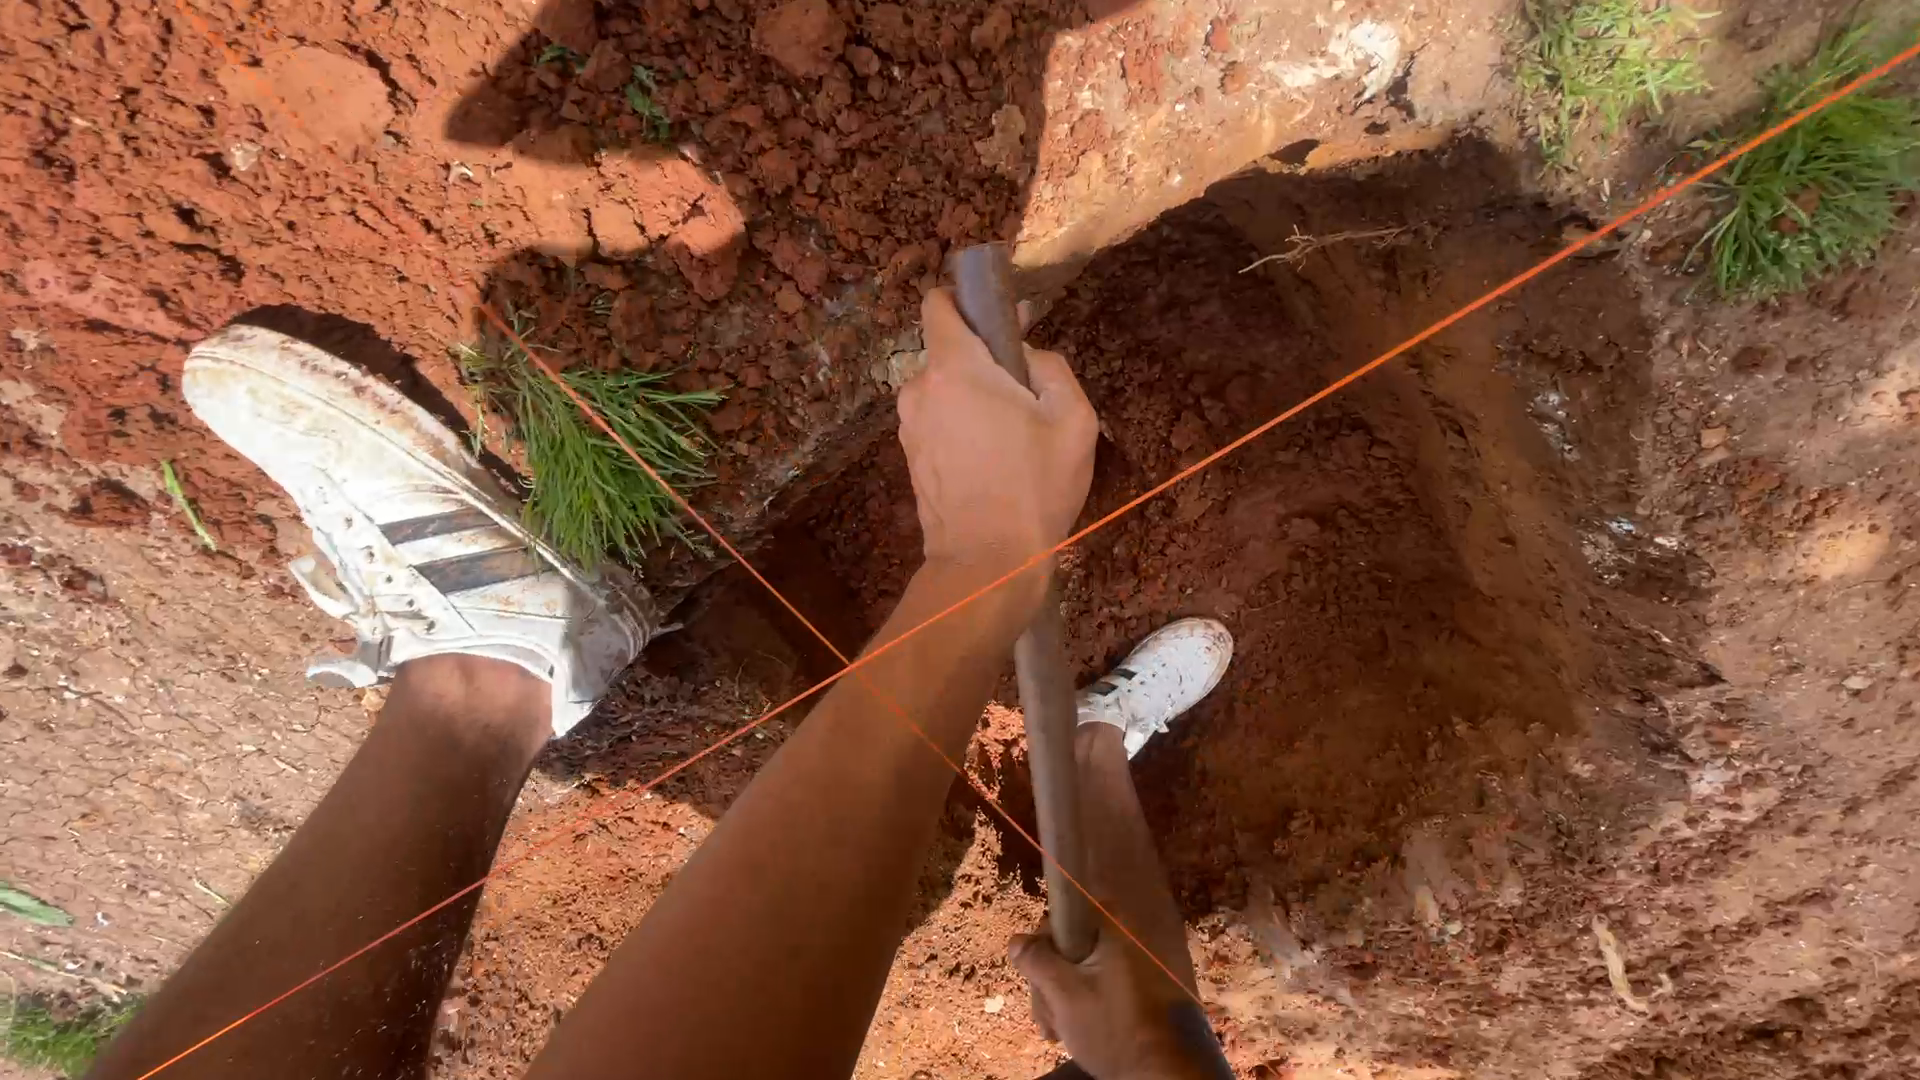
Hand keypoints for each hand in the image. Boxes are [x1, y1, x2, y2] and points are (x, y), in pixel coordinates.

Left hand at [898, 288, 1097, 583]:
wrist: (986, 562)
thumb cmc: (1034, 487)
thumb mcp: (1073, 420)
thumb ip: (1051, 368)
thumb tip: (1027, 358)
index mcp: (954, 368)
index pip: (938, 304)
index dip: (968, 301)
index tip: (1000, 322)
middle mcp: (919, 390)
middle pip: (948, 353)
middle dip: (982, 361)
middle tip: (1025, 394)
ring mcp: (909, 428)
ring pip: (943, 392)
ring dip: (972, 399)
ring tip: (1012, 437)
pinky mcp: (910, 459)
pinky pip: (938, 423)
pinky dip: (960, 428)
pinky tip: (991, 461)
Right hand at [1011, 928, 1222, 1079]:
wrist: (1162, 1074)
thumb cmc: (1113, 1029)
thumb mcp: (1064, 994)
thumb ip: (1036, 961)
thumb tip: (1016, 941)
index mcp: (1108, 923)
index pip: (1057, 917)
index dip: (1040, 947)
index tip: (1036, 980)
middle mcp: (1118, 932)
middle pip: (1062, 944)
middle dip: (1047, 982)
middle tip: (1047, 1019)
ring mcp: (1125, 958)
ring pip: (1073, 966)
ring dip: (1058, 998)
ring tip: (1057, 1031)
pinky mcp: (1128, 981)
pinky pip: (1090, 980)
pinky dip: (1076, 1003)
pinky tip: (1069, 1030)